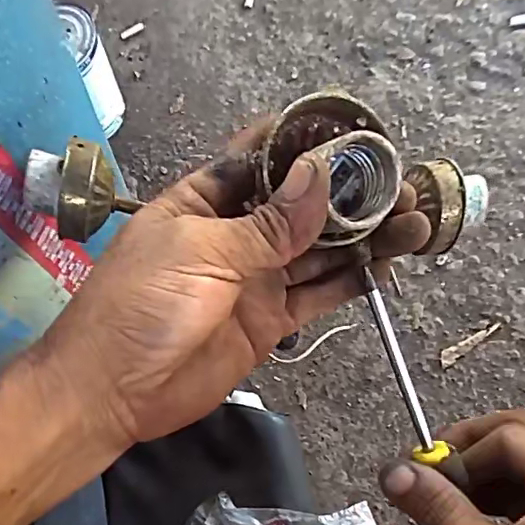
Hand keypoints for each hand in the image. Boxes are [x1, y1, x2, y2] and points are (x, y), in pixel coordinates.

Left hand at [31, 120, 429, 447]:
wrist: (115, 391)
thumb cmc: (139, 308)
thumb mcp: (200, 252)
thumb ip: (265, 223)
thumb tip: (318, 177)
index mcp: (203, 202)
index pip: (260, 159)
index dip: (305, 145)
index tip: (356, 133)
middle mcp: (233, 236)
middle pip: (300, 205)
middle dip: (348, 192)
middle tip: (400, 180)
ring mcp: (253, 280)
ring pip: (318, 250)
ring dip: (361, 234)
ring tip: (410, 216)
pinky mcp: (267, 322)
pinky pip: (316, 295)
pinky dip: (350, 281)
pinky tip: (385, 264)